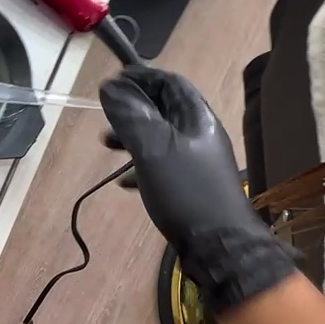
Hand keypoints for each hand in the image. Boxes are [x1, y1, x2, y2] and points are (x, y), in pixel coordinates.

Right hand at [100, 65, 297, 312]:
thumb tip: (110, 87)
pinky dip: (140, 166)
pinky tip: (125, 182)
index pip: (169, 83)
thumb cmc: (186, 192)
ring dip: (133, 138)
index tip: (112, 81)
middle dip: (133, 109)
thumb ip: (131, 117)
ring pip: (160, 138)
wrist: (219, 245)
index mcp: (196, 118)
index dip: (141, 77)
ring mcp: (197, 162)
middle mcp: (200, 134)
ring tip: (108, 146)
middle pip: (164, 110)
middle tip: (105, 117)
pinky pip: (162, 165)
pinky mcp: (191, 186)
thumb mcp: (153, 151)